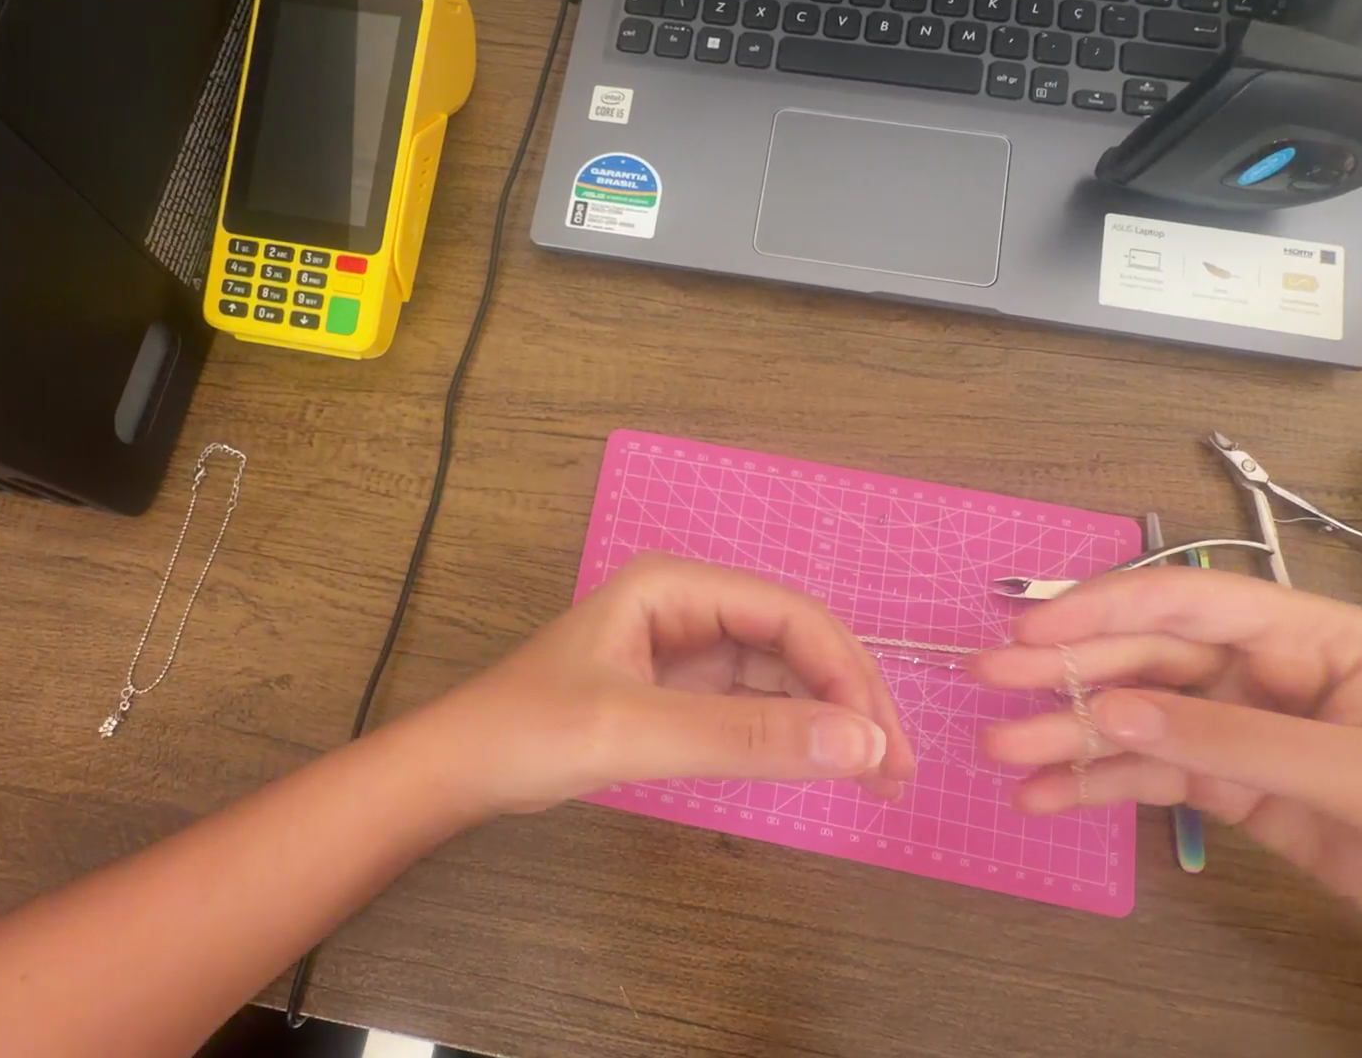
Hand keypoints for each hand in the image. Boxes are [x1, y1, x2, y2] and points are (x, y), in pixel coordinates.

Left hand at [412, 554, 916, 815]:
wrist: (464, 767)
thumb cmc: (532, 732)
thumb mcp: (637, 733)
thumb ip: (745, 738)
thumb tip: (863, 745)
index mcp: (674, 585)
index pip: (786, 613)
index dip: (843, 670)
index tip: (881, 740)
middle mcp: (689, 606)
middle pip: (792, 640)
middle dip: (847, 697)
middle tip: (896, 767)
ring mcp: (686, 649)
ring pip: (780, 673)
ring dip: (828, 719)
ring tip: (879, 776)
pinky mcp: (681, 690)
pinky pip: (753, 703)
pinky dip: (791, 733)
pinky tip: (823, 763)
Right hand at [969, 567, 1361, 956]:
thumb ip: (1235, 740)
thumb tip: (1108, 712)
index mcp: (1304, 636)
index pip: (1185, 602)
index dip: (1102, 609)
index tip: (1029, 632)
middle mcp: (1254, 670)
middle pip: (1140, 659)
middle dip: (1062, 671)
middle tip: (986, 680)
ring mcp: (1233, 727)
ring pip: (1129, 719)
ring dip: (1063, 734)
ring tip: (1000, 751)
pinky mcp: (1223, 783)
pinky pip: (1144, 775)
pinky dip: (1093, 785)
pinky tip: (1044, 796)